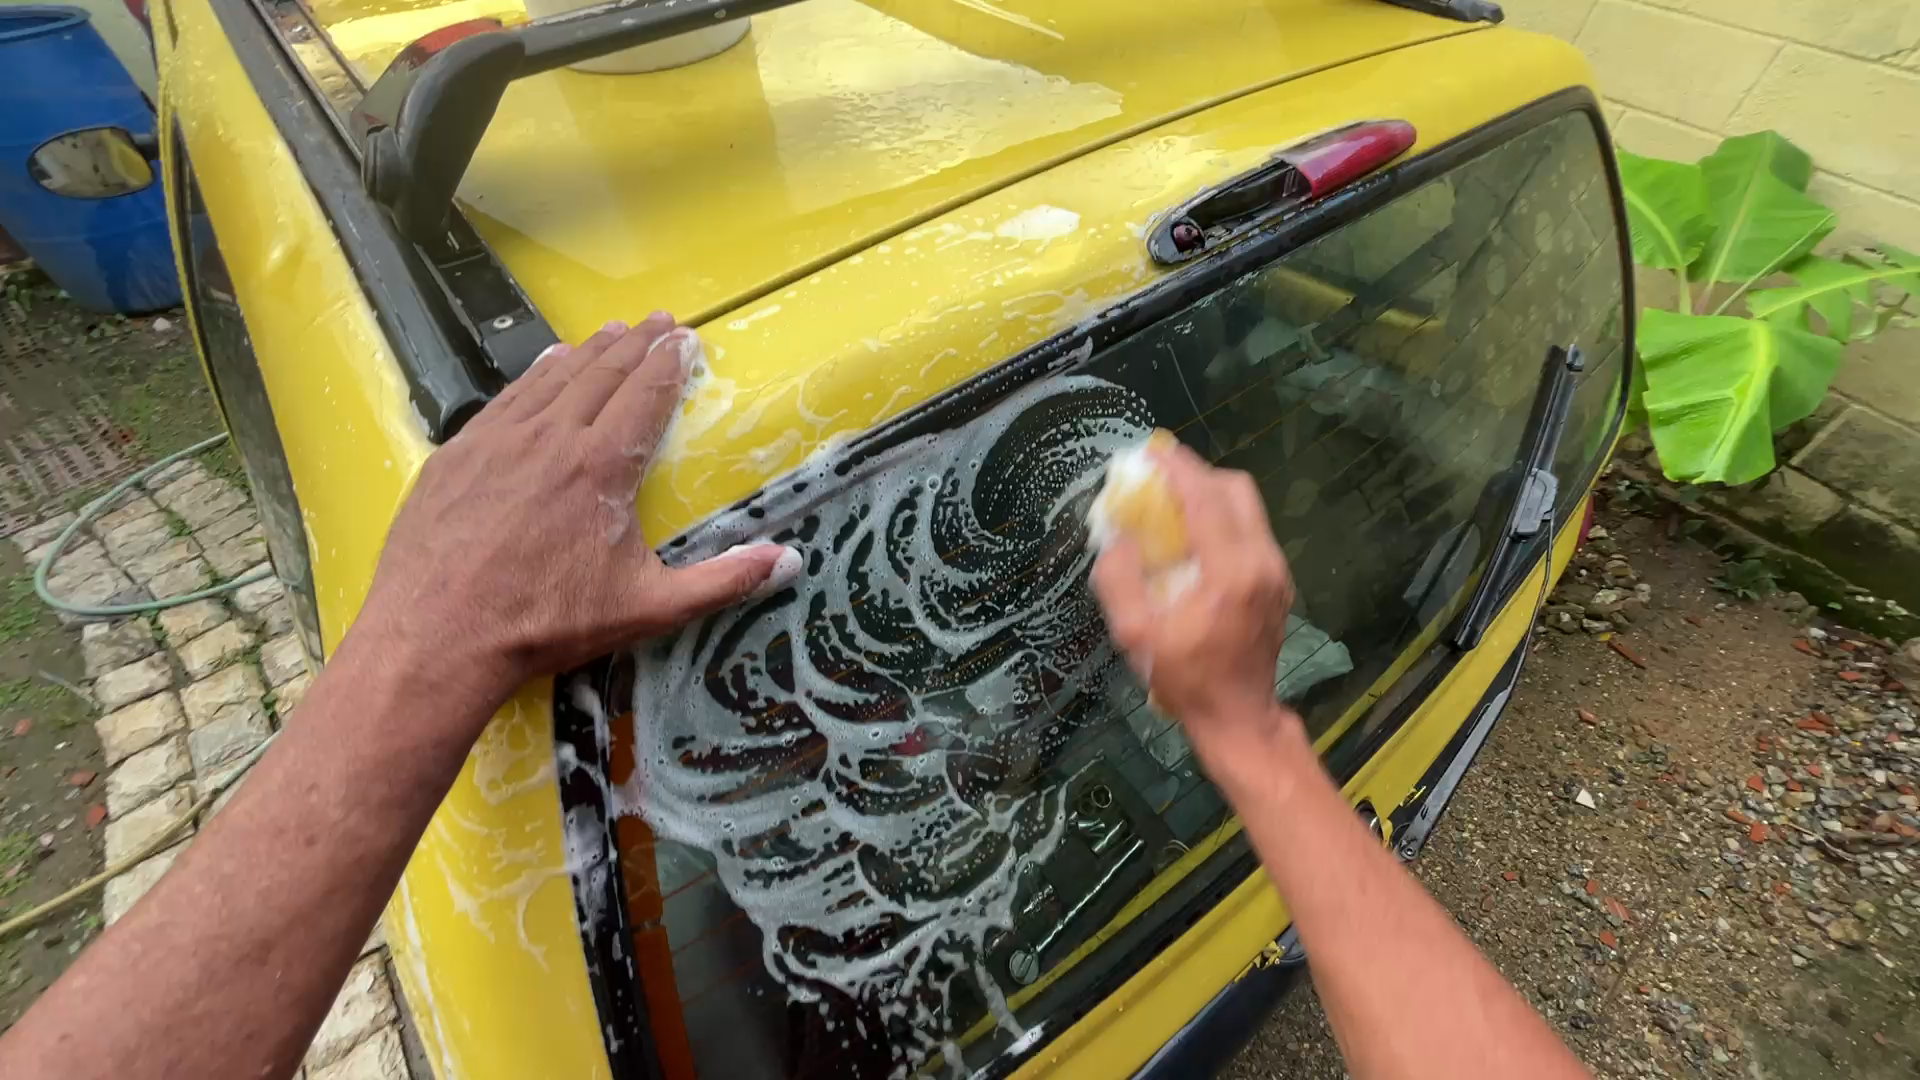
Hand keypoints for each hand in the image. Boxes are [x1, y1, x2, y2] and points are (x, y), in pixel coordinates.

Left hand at [358, 314, 795, 710]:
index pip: (645, 396)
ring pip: (552, 378)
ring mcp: (496, 441)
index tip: (685, 338)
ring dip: (588, 351)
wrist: (434, 641)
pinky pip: (506, 397)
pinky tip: (545, 364)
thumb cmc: (549, 623)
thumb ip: (724, 580)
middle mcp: (551, 438)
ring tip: (612, 331)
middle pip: (602, 374)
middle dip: (636, 344)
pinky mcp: (456, 455)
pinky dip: (535, 373)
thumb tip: (790, 561)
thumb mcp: (651, 607)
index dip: (669, 363)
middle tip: (659, 321)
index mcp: (601, 467)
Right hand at [1090, 442, 1296, 751]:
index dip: (1178, 469)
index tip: (1152, 452)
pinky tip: (1194, 536)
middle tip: (1160, 479)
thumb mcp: (1135, 635)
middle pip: (1236, 490)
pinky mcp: (1279, 581)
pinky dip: (1222, 517)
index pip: (1206, 500)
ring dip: (1210, 495)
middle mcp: (1262, 563)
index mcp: (1229, 574)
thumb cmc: (1184, 677)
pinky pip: (1251, 529)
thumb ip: (1119, 580)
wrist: (1238, 716)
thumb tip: (1117, 537)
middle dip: (1197, 475)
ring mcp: (1277, 571)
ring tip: (1173, 503)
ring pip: (1248, 507)